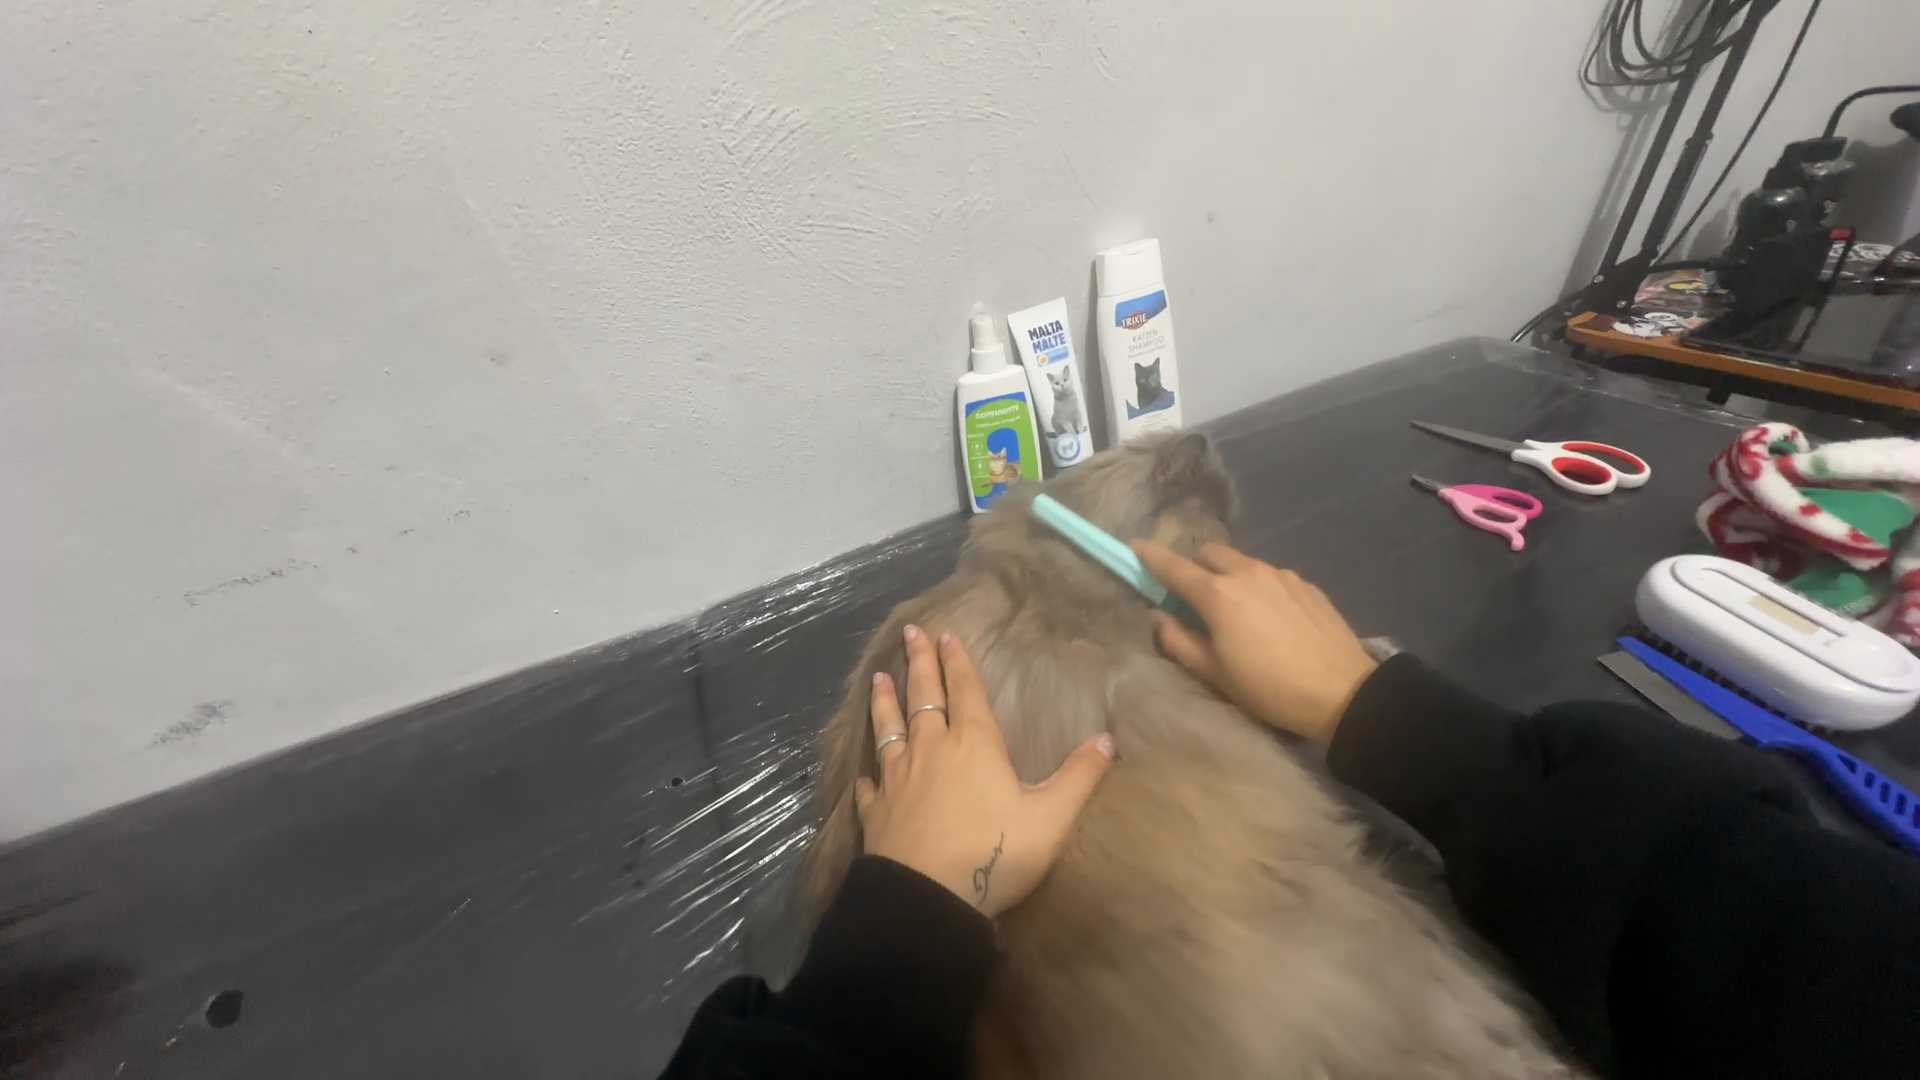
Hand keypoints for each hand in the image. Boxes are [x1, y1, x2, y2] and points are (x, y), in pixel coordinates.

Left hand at [857, 625, 1115, 916]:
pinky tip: (864, 773)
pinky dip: (868, 774)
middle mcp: (931, 749)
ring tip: (878, 677)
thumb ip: (1079, 777)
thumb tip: (1109, 738)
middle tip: (909, 633)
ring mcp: (897, 778)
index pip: (965, 690)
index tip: (946, 633)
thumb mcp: (1051, 817)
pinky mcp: (875, 810)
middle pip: (924, 696)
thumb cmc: (993, 852)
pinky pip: (869, 784)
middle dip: (919, 662)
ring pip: (888, 729)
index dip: (958, 660)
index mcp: (973, 743)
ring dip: (884, 701)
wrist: (928, 899)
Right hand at [1134, 541, 1376, 744]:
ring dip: (1227, 575)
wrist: (1344, 693)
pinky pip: (1269, 575)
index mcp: (1217, 594)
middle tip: (1193, 596)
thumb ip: (1179, 640)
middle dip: (1194, 566)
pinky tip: (1269, 618)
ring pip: (1241, 562)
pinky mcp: (1305, 584)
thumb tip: (1159, 617)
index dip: (1150, 555)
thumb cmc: (1269, 688)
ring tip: (1236, 610)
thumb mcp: (1214, 673)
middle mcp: (1247, 572)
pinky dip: (1257, 586)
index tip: (1135, 546)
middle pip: (1209, 553)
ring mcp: (1280, 575)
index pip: (1173, 566)